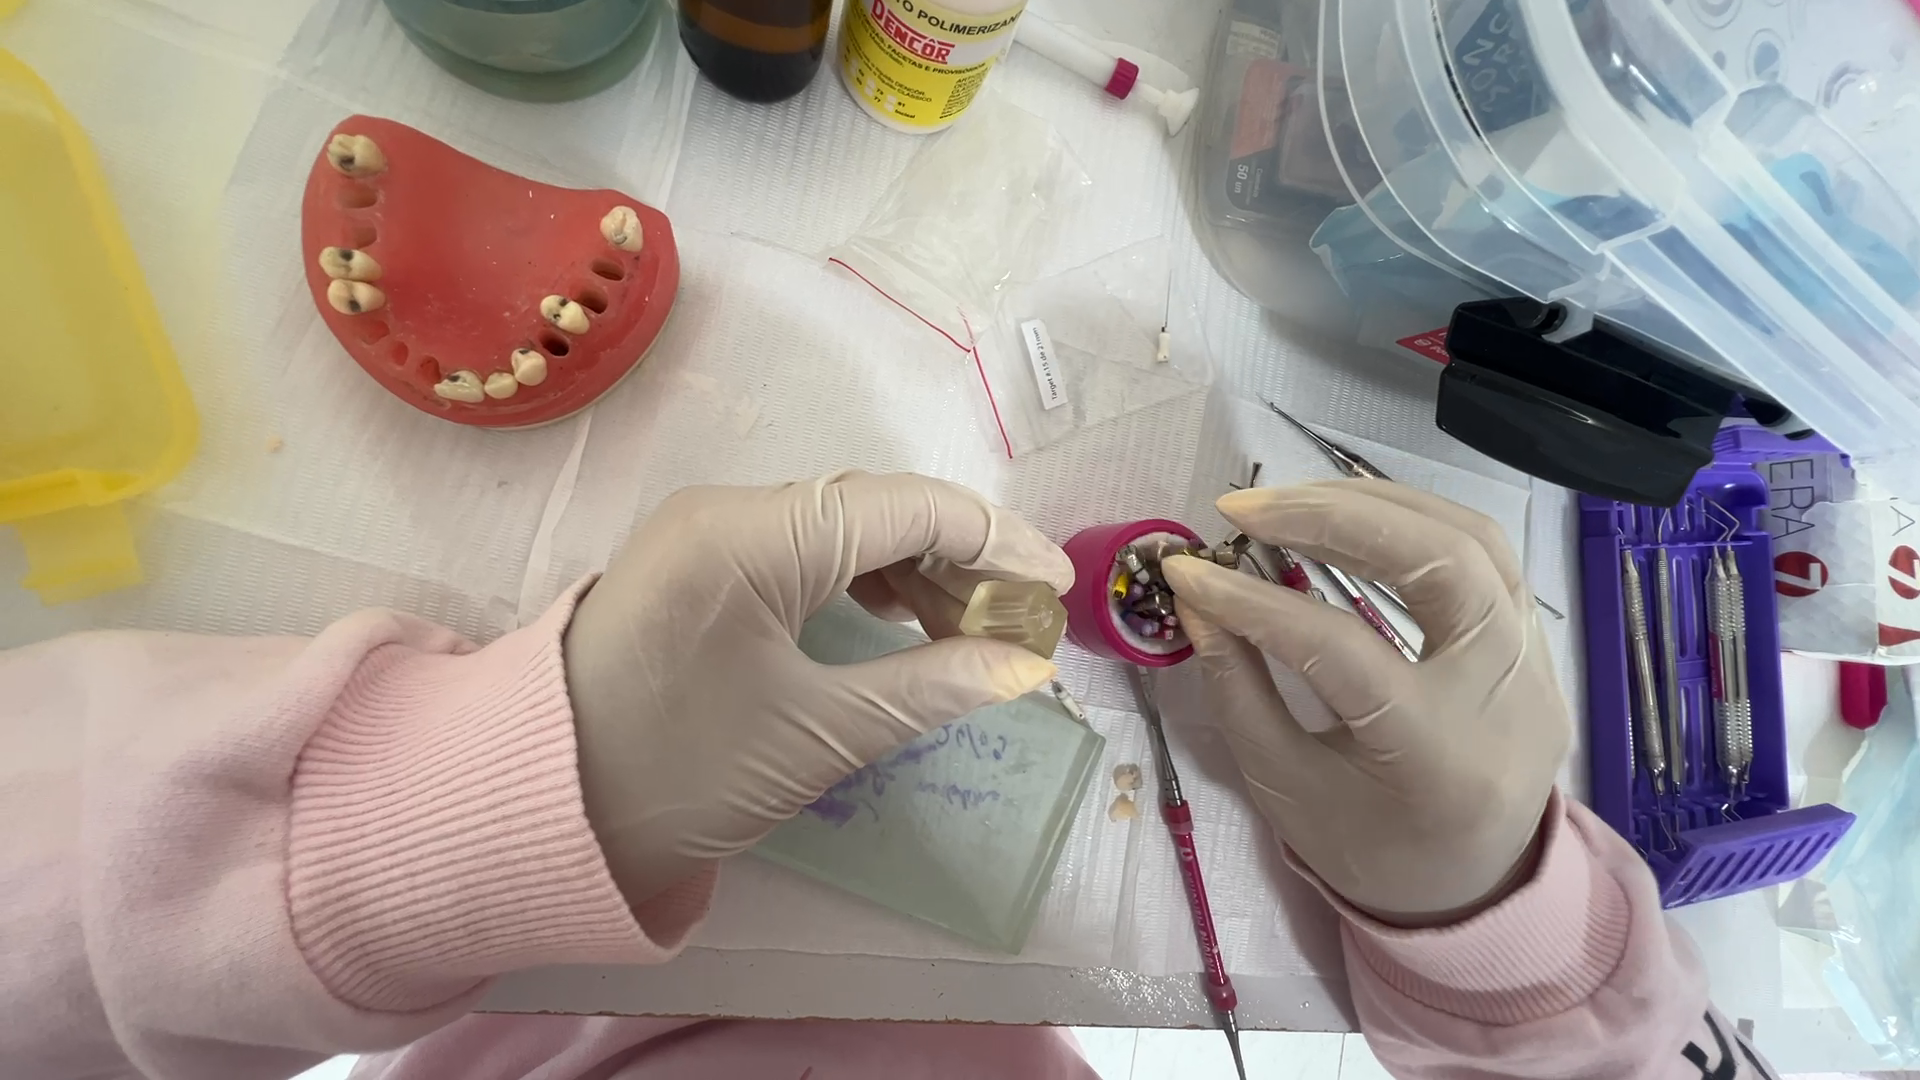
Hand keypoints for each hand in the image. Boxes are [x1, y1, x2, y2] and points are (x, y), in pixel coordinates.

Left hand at [564, 471, 1072, 904]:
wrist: (535, 813)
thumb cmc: (676, 776)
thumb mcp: (818, 733)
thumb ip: (933, 685)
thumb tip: (1026, 664)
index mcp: (753, 535)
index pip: (907, 507)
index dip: (996, 540)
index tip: (1055, 587)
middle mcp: (733, 508)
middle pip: (880, 509)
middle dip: (962, 558)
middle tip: (1020, 617)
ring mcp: (715, 530)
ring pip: (848, 528)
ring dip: (918, 571)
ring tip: (974, 628)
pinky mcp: (709, 561)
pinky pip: (809, 551)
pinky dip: (868, 581)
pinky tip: (905, 618)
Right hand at [1161, 480, 1568, 926]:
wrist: (1471, 892)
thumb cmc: (1363, 846)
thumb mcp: (1280, 780)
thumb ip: (1234, 684)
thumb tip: (1195, 597)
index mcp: (1434, 754)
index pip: (1336, 647)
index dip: (1249, 602)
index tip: (1186, 571)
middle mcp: (1506, 696)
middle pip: (1441, 561)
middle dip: (1331, 517)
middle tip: (1244, 509)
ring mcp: (1536, 664)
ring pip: (1471, 538)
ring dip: (1371, 505)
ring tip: (1287, 502)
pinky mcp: (1533, 645)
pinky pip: (1481, 554)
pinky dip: (1407, 521)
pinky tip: (1343, 518)